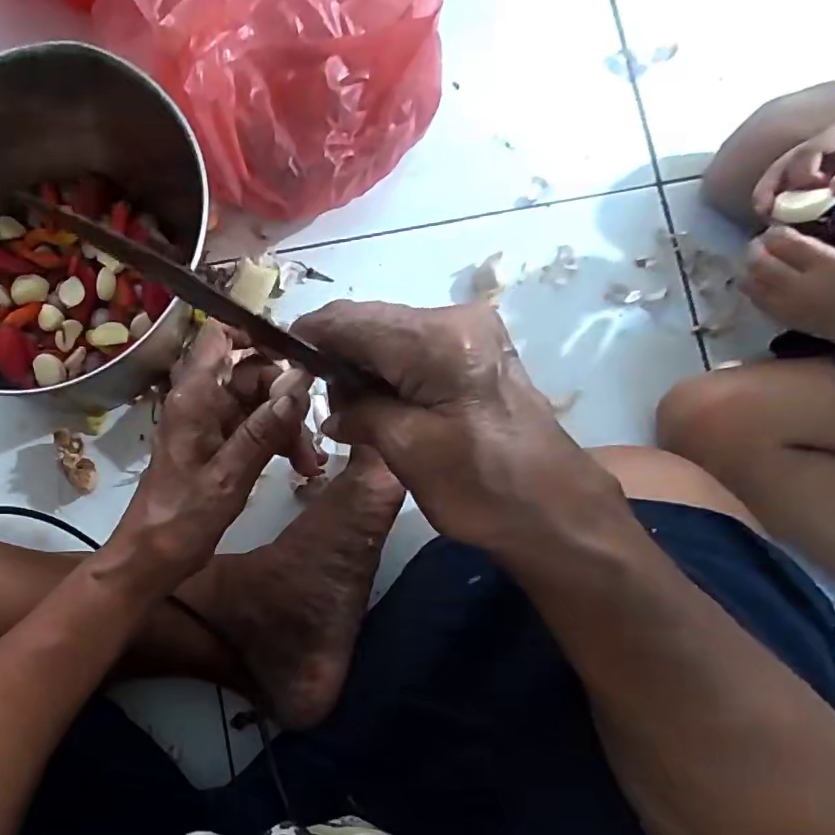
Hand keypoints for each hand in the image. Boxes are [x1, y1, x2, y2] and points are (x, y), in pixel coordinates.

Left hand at [110, 322, 312, 584]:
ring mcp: (205, 422)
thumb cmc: (182, 518)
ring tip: (308, 462)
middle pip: (248, 372)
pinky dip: (274, 440)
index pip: (220, 336)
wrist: (150, 557)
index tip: (297, 356)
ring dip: (284, 425)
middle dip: (284, 397)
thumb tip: (300, 382)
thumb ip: (264, 428)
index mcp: (193, 397)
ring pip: (254, 402)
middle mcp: (197, 401)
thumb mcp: (229, 475)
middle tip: (310, 435)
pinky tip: (297, 466)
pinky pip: (250, 426)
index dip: (257, 334)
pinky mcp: (212, 444)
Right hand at [290, 300, 626, 552]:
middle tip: (310, 397)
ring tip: (343, 410)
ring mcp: (470, 334)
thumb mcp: (405, 451)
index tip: (277, 360)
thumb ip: (359, 412)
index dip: (309, 336)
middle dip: (333, 355)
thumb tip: (330, 408)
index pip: (352, 321)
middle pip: (370, 322)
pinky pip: (409, 350)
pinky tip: (372, 403)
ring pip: (386, 335)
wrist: (557, 515)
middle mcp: (456, 320)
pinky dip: (382, 371)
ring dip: (357, 366)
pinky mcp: (474, 354)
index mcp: (439, 340)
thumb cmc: (482, 488)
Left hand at [746, 217, 834, 353]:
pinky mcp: (783, 319)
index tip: (776, 226)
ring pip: (751, 282)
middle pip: (760, 263)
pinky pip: (755, 300)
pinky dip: (751, 286)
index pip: (788, 245)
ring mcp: (787, 305)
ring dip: (748, 267)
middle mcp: (800, 287)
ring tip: (757, 256)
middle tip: (761, 240)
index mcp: (829, 267)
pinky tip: (758, 278)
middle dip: (756, 248)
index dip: (775, 233)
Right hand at [753, 112, 834, 218]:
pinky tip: (783, 213)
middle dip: (768, 188)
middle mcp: (825, 141)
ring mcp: (820, 155)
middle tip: (764, 213)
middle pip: (783, 163)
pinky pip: (792, 183)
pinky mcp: (821, 168)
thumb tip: (834, 189)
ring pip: (781, 174)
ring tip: (767, 217)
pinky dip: (782, 198)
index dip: (803, 173)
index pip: (808, 151)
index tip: (816, 191)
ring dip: (770, 195)